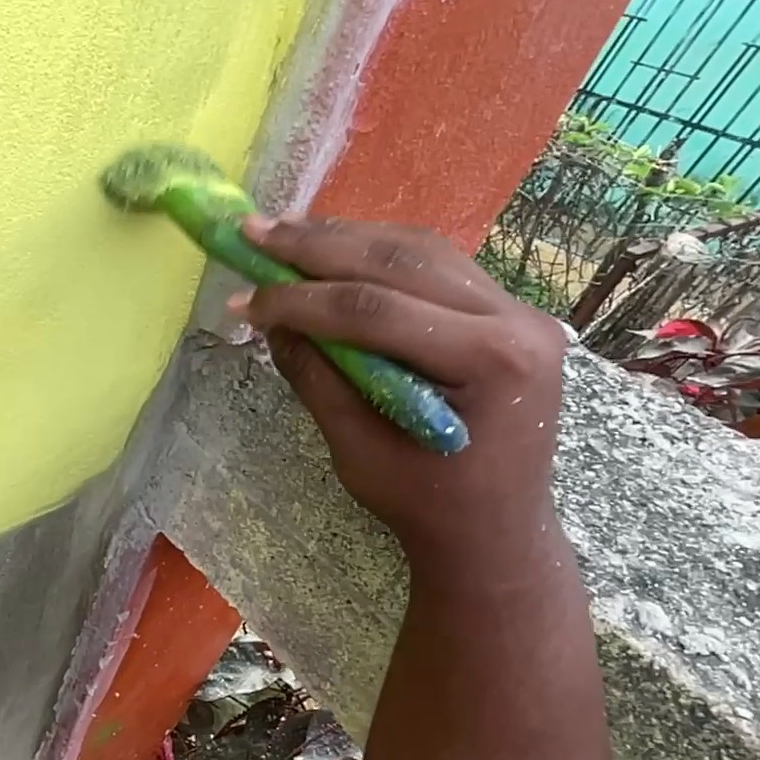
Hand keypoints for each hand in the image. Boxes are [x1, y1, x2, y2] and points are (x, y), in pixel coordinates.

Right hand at [234, 215, 568, 571]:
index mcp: (490, 362)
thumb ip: (317, 377)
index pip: (376, 310)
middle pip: (401, 261)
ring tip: (282, 230)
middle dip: (317, 246)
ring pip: (419, 251)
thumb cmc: (425, 504)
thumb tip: (271, 321)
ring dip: (344, 238)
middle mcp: (517, 320)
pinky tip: (330, 248)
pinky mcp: (502, 311)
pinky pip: (433, 265)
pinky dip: (373, 253)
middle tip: (252, 231)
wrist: (495, 529)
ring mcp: (517, 310)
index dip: (299, 299)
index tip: (241, 300)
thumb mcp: (356, 449)